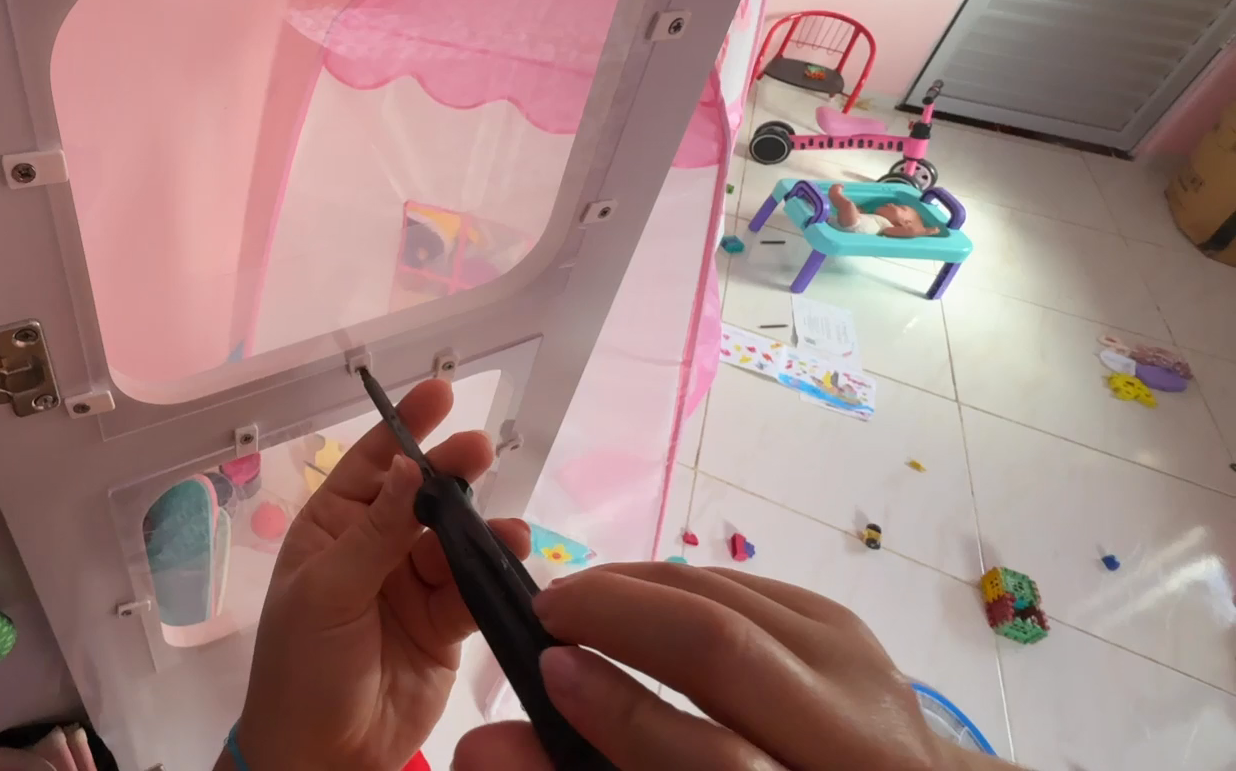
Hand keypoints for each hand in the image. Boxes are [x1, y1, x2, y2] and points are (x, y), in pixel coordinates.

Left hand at [230, 379, 529, 770]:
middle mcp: (375, 543)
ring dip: (479, 527)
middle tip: (479, 449)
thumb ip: (376, 532)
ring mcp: (412, 582)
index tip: (441, 391)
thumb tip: (408, 466)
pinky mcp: (444, 622)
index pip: (372, 461)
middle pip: (420, 494)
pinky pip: (471, 587)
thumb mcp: (330, 590)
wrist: (321, 757)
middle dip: (449, 470)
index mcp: (335, 524)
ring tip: (508, 527)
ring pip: (452, 538)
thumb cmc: (303, 663)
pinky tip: (515, 557)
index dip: (405, 425)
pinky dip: (493, 572)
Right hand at [455, 563, 1009, 769]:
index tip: (549, 668)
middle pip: (720, 651)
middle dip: (612, 616)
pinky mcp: (842, 623)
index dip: (624, 718)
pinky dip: (662, 583)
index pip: (722, 767)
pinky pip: (731, 582)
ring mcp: (863, 675)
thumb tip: (471, 752)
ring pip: (720, 599)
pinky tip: (627, 598)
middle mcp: (864, 747)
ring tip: (573, 603)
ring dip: (628, 589)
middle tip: (544, 612)